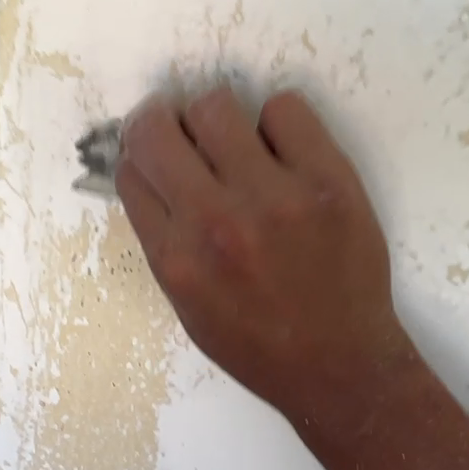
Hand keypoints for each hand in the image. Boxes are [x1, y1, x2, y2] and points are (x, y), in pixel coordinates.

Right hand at [116, 88, 413, 423]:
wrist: (336, 364)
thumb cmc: (254, 344)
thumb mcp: (187, 306)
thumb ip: (164, 241)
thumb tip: (151, 174)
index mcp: (174, 259)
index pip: (131, 172)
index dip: (139, 158)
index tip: (154, 159)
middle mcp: (215, 222)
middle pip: (157, 128)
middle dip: (160, 124)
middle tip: (183, 136)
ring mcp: (274, 197)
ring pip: (217, 106)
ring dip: (215, 119)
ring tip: (235, 146)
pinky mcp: (328, 179)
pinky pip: (283, 108)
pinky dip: (275, 123)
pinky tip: (281, 154)